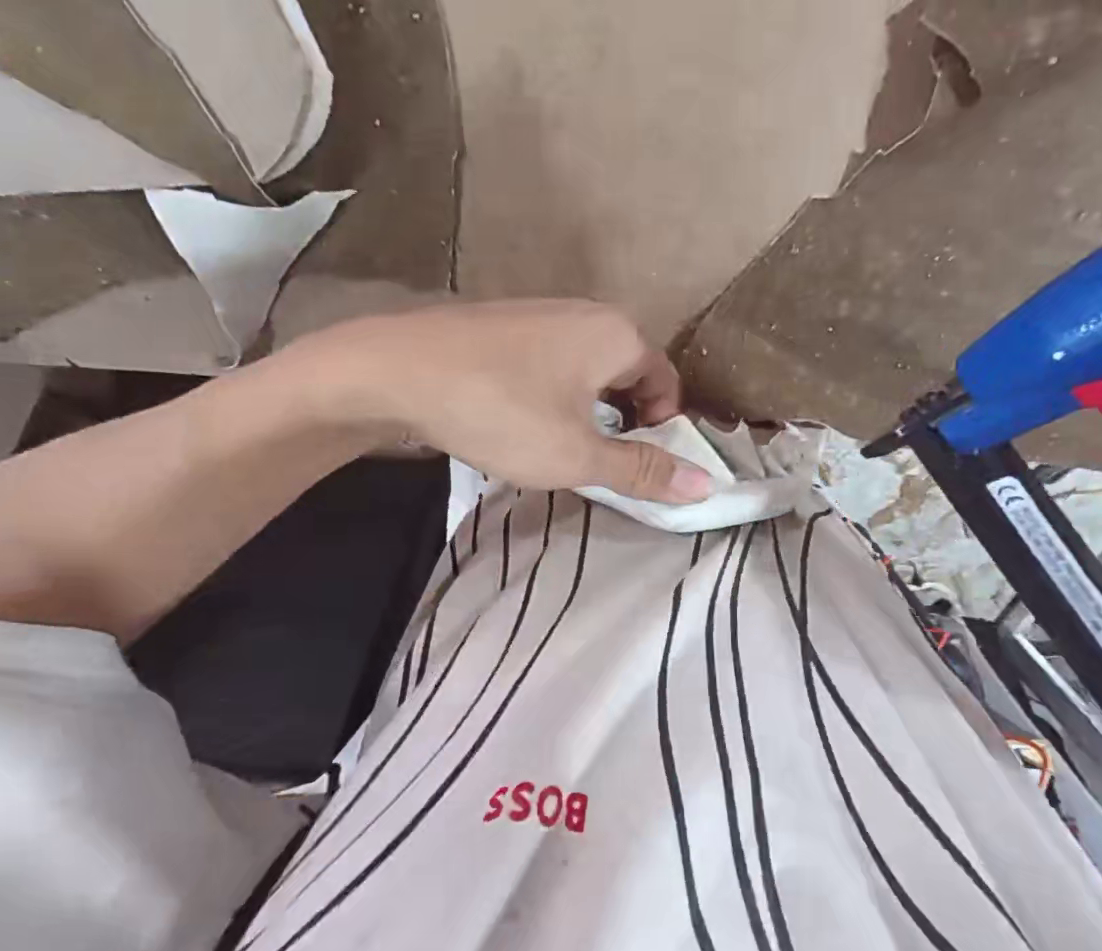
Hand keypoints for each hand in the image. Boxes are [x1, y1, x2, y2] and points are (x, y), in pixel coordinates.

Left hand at [278, 300, 711, 503]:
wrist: (396, 372)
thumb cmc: (499, 412)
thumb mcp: (575, 454)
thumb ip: (640, 470)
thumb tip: (705, 485)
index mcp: (616, 334)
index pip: (666, 383)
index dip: (663, 431)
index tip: (638, 470)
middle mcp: (582, 314)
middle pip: (624, 377)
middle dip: (621, 425)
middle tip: (596, 468)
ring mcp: (535, 317)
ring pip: (580, 375)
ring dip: (581, 417)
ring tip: (554, 454)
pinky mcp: (497, 331)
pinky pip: (543, 369)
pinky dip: (546, 401)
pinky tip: (516, 427)